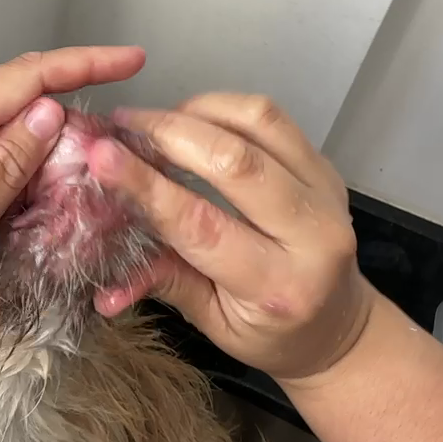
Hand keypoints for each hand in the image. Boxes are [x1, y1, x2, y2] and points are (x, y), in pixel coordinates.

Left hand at [0, 46, 146, 369]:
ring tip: (86, 170)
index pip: (25, 77)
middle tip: (117, 142)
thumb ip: (5, 164)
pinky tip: (38, 184)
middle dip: (70, 105)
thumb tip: (52, 110)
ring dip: (44, 140)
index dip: (84, 64)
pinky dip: (17, 159)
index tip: (134, 58)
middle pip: (15, 94)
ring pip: (1, 121)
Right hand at [86, 93, 373, 383]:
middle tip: (121, 125)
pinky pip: (272, 118)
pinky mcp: (325, 166)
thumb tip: (101, 290)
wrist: (341, 327)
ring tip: (155, 122)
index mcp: (276, 286)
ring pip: (259, 123)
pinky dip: (223, 108)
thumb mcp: (213, 324)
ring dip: (196, 112)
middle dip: (168, 133)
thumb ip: (164, 284)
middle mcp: (312, 234)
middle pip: (235, 162)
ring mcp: (325, 192)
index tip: (101, 154)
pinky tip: (191, 120)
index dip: (146, 185)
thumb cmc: (269, 333)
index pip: (200, 224)